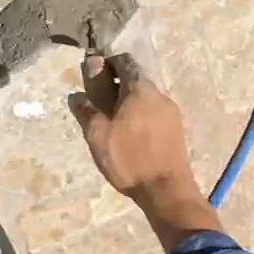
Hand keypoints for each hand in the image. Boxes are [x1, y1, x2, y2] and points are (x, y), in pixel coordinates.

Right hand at [68, 53, 221, 249]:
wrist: (168, 192)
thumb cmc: (130, 158)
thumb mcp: (98, 134)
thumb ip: (85, 110)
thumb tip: (75, 96)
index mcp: (140, 88)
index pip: (123, 61)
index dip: (106, 65)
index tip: (93, 79)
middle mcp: (160, 95)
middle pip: (135, 79)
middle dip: (116, 87)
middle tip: (98, 105)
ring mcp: (172, 113)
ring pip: (145, 98)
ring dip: (128, 104)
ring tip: (112, 124)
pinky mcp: (177, 131)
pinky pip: (154, 114)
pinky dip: (140, 117)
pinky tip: (130, 137)